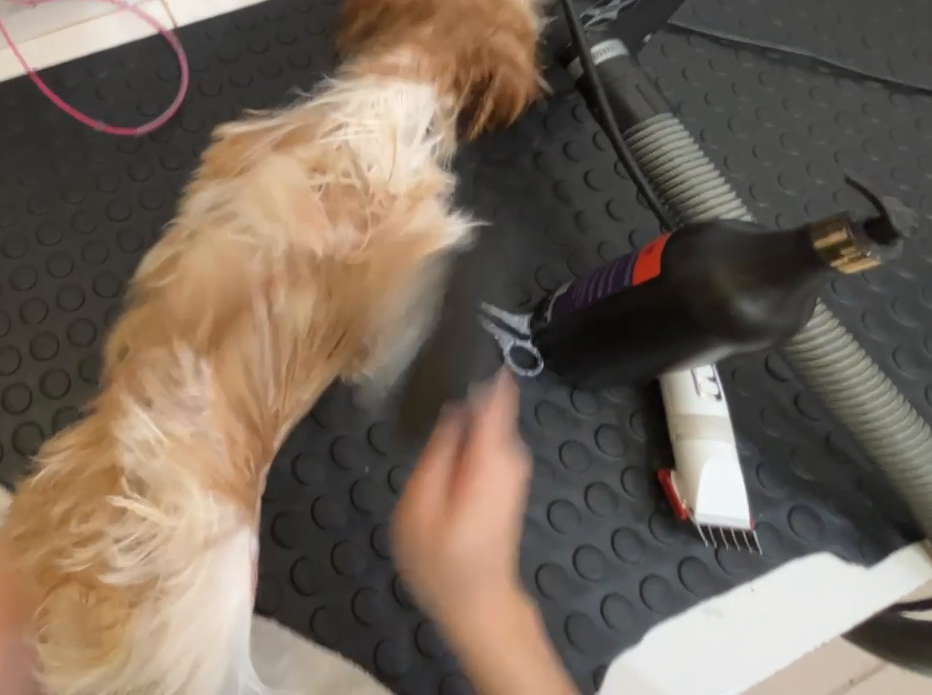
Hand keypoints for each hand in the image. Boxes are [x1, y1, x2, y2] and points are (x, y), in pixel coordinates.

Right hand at [392, 371, 533, 632]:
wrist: (478, 603)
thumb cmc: (443, 559)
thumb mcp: (421, 505)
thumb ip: (438, 450)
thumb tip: (451, 405)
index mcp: (489, 457)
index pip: (495, 395)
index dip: (484, 362)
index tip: (465, 328)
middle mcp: (508, 453)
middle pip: (491, 398)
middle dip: (465, 375)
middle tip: (427, 351)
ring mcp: (510, 463)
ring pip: (488, 412)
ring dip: (464, 395)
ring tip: (429, 376)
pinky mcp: (504, 472)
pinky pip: (487, 429)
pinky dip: (468, 416)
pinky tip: (441, 414)